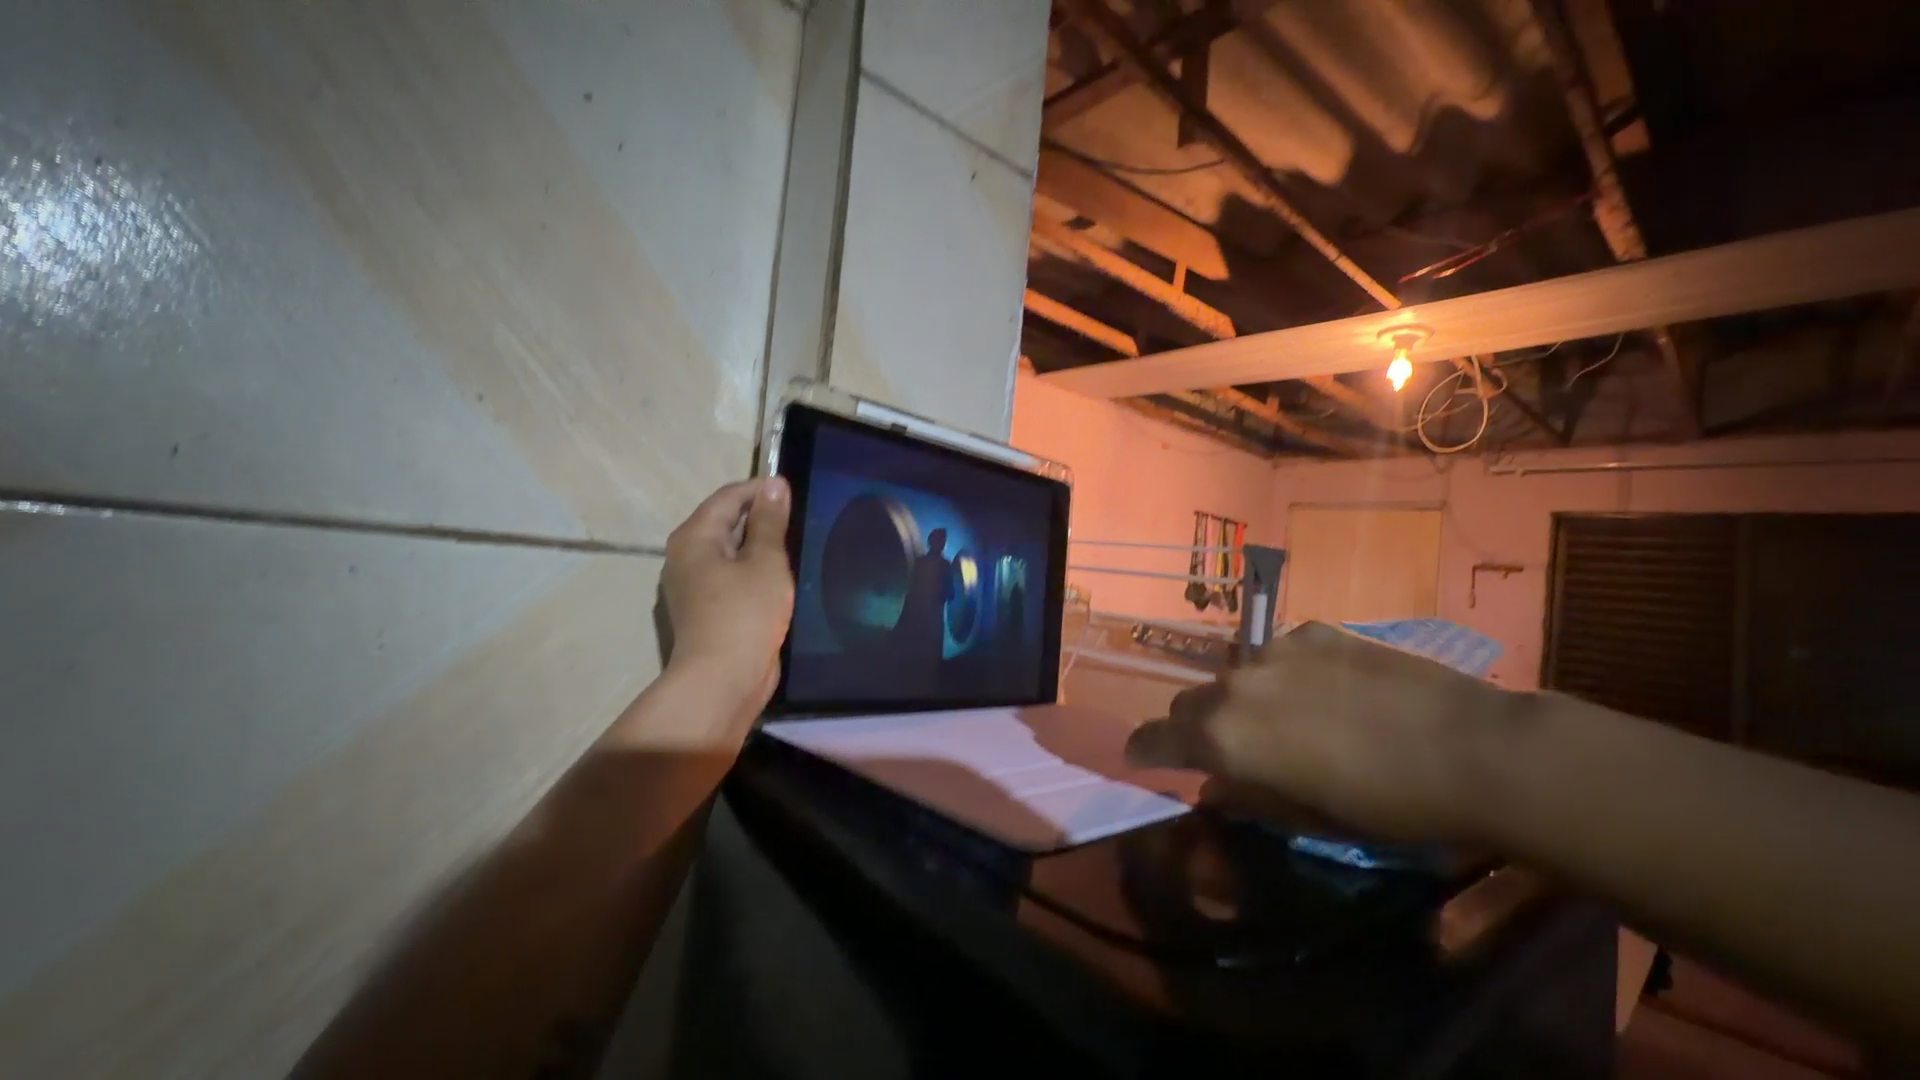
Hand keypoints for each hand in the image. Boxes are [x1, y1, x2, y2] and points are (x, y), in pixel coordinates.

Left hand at [661, 478, 794, 716]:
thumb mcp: (766, 561)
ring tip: (795, 547)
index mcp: (694, 536)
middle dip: (761, 518)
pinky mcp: (706, 609)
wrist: (723, 679)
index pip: (728, 496)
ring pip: (730, 552)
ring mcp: (693, 585)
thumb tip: (773, 484)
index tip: (796, 493)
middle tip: (801, 521)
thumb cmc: (746, 613)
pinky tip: (780, 579)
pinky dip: (754, 572)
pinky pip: (732, 578)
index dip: (761, 489)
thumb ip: (770, 521)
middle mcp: (685, 555)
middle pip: (726, 522)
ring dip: (760, 548)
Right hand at [1126, 621, 1516, 842]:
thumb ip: (1247, 797)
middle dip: (1196, 726)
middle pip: (1192, 701)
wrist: (1472, 750)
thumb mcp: (1305, 816)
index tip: (1140, 758)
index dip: (1144, 750)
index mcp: (1224, 736)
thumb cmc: (1385, 804)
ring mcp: (1275, 650)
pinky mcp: (1314, 631)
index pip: (1157, 737)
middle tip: (1228, 750)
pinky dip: (1283, 674)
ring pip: (1235, 675)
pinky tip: (1325, 692)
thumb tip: (1215, 788)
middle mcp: (1236, 684)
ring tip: (1285, 720)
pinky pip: (1277, 653)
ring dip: (1242, 699)